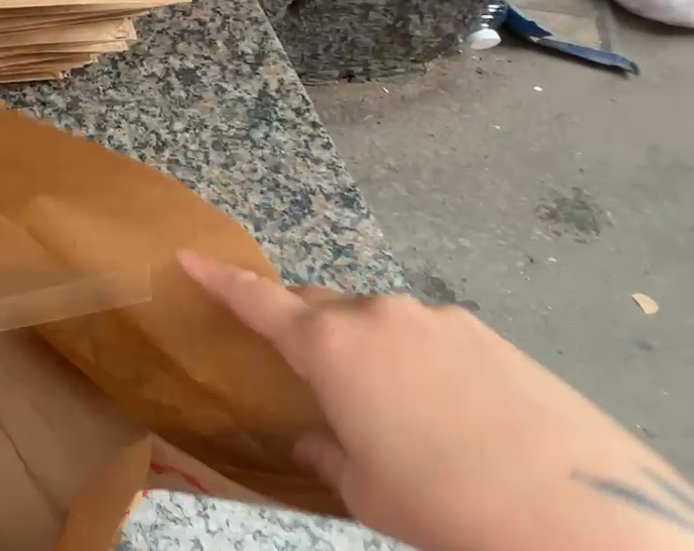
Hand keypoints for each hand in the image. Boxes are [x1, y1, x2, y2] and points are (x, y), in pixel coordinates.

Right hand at [179, 250, 693, 550]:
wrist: (592, 527)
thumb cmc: (444, 504)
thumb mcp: (365, 490)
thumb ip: (326, 451)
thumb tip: (317, 441)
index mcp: (328, 346)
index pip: (255, 298)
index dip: (216, 277)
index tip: (187, 255)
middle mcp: (377, 316)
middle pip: (318, 303)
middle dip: (303, 322)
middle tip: (308, 365)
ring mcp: (440, 322)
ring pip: (379, 319)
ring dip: (367, 345)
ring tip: (393, 401)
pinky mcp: (495, 339)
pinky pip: (431, 336)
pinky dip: (420, 359)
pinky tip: (452, 409)